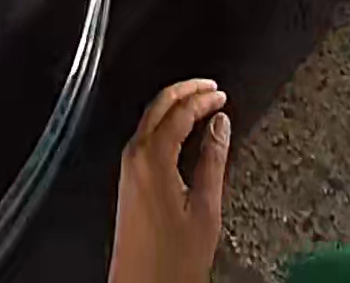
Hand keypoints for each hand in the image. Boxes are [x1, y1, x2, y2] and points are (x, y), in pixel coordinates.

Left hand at [108, 78, 231, 282]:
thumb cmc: (170, 263)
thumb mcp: (204, 210)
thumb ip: (212, 160)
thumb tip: (220, 124)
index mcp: (152, 156)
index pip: (179, 111)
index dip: (203, 97)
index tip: (221, 94)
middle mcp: (135, 154)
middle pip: (159, 104)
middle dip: (186, 89)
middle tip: (210, 87)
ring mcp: (128, 165)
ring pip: (151, 116)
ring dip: (176, 103)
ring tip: (201, 101)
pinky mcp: (128, 177)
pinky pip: (147, 133)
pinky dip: (166, 120)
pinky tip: (182, 128)